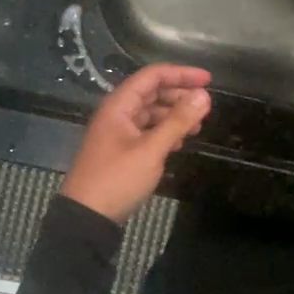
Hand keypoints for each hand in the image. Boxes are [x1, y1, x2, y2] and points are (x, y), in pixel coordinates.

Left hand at [59, 64, 211, 223]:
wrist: (85, 219)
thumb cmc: (117, 179)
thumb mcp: (151, 150)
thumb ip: (178, 121)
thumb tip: (204, 96)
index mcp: (119, 105)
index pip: (153, 76)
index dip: (181, 74)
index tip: (207, 80)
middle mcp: (117, 113)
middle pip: (152, 92)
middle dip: (180, 96)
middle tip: (205, 106)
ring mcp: (118, 132)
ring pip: (151, 112)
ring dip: (174, 116)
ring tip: (197, 127)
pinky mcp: (121, 150)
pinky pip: (146, 130)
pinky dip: (164, 132)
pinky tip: (178, 144)